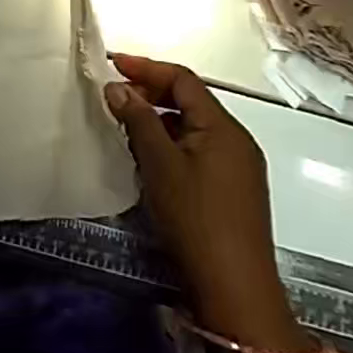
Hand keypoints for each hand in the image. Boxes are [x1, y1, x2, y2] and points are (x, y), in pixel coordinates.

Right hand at [105, 54, 283, 313]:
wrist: (236, 289)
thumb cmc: (196, 219)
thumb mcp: (160, 165)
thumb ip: (138, 120)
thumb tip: (117, 87)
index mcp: (223, 126)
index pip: (183, 79)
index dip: (146, 68)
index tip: (113, 64)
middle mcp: (236, 138)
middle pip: (190, 101)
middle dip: (152, 93)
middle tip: (115, 98)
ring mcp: (239, 165)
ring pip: (193, 128)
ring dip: (160, 121)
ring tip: (126, 127)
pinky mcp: (234, 189)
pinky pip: (199, 150)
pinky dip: (172, 145)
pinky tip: (151, 161)